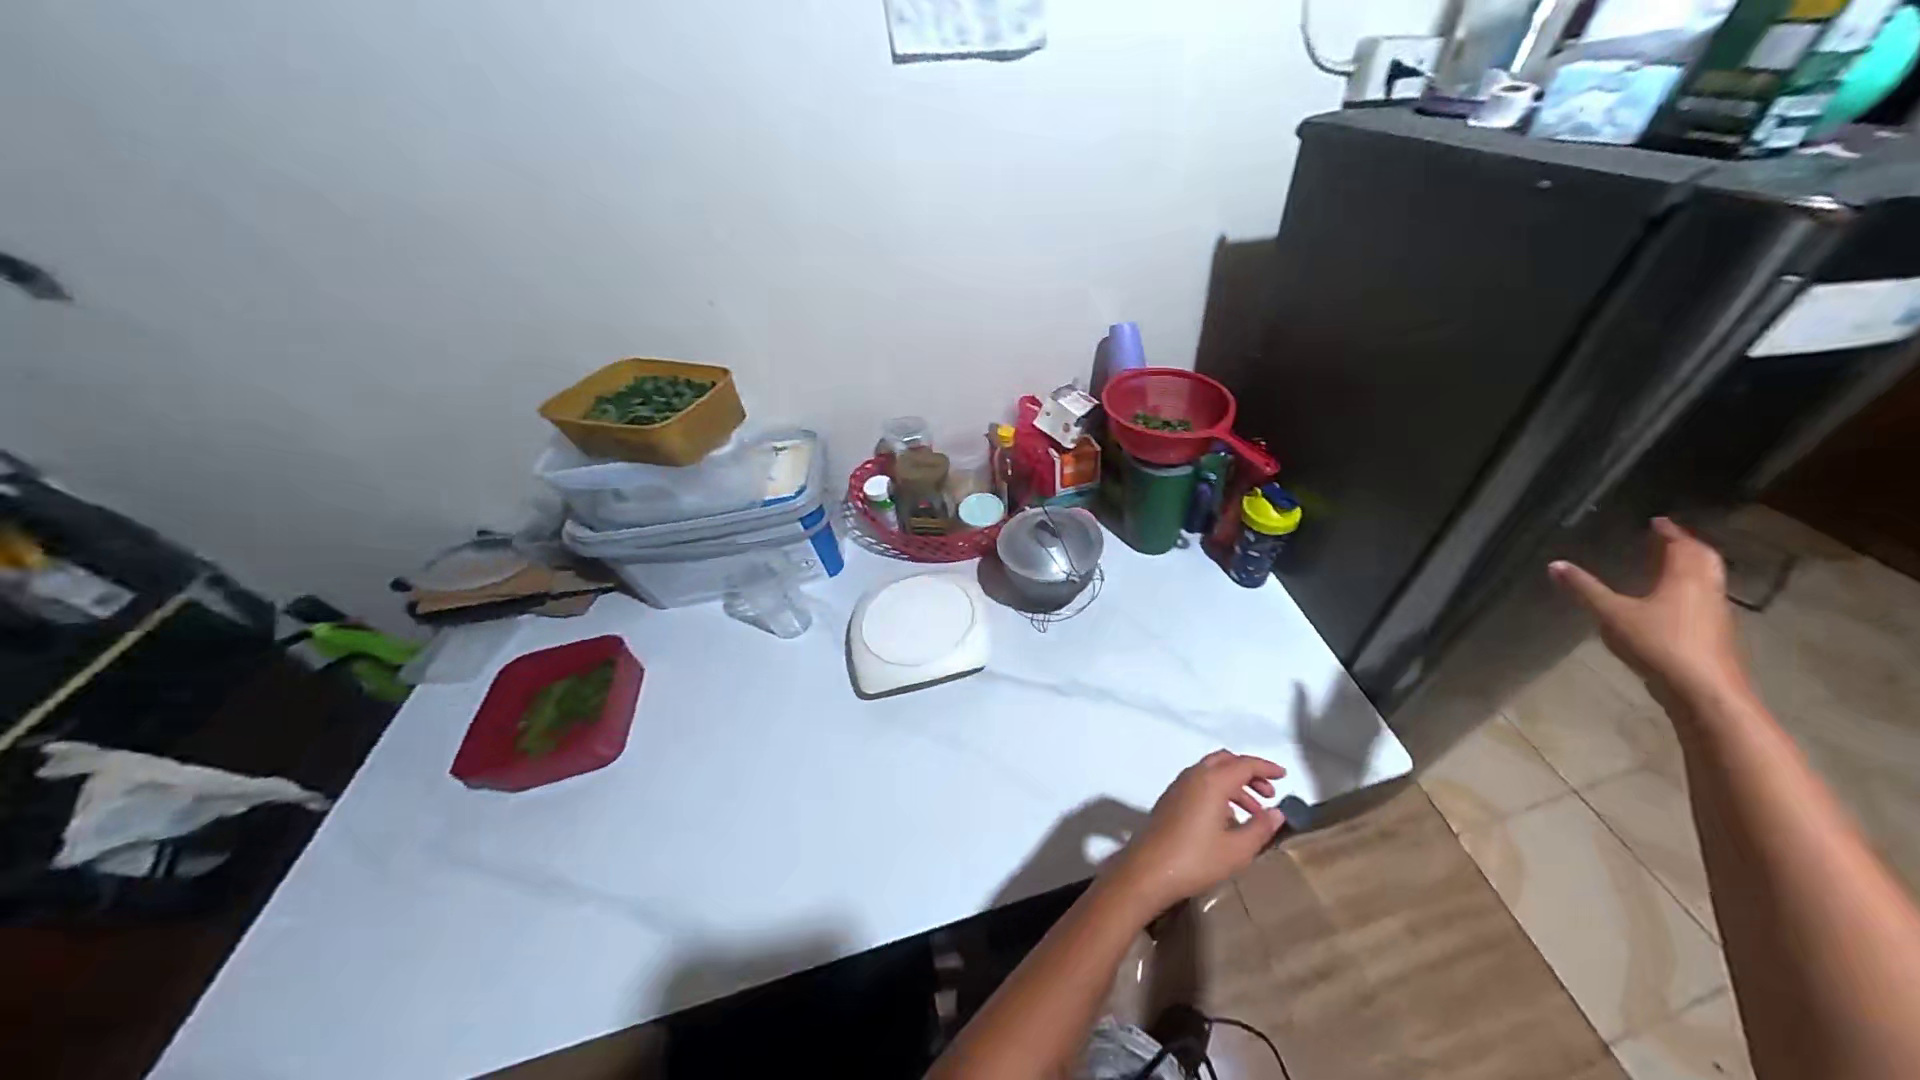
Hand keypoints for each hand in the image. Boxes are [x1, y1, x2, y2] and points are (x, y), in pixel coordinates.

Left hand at [1105, 751, 1286, 913]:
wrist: (1148, 870)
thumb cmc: (1196, 859)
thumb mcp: (1237, 849)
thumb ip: (1260, 827)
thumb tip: (1277, 813)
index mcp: (1211, 781)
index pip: (1244, 764)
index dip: (1265, 768)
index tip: (1283, 776)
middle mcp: (1193, 776)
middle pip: (1225, 762)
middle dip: (1249, 772)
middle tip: (1269, 793)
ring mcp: (1178, 786)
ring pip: (1211, 773)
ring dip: (1234, 785)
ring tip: (1255, 812)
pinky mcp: (1170, 800)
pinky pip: (1199, 785)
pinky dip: (1218, 792)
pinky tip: (1228, 820)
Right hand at [1549, 517, 1749, 702]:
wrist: (1702, 689)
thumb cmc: (1658, 643)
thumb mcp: (1611, 614)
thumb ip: (1585, 589)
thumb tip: (1555, 564)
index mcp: (1685, 578)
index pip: (1682, 546)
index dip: (1670, 532)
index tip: (1657, 521)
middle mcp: (1706, 590)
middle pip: (1703, 560)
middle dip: (1686, 546)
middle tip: (1666, 538)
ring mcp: (1714, 613)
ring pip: (1706, 580)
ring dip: (1690, 567)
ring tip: (1667, 564)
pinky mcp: (1713, 632)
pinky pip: (1702, 598)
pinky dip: (1688, 589)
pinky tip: (1669, 600)